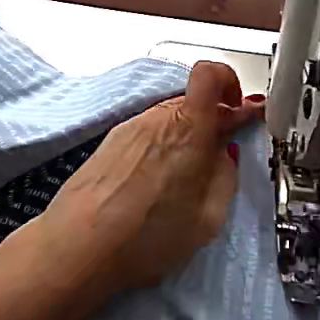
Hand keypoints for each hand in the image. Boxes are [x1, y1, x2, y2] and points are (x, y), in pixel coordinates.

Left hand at [0, 61, 262, 319]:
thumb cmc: (141, 237)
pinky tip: (156, 186)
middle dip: (212, 122)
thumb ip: (225, 175)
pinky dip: (159, 150)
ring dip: (184, 139)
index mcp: (187, 128)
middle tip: (220, 155)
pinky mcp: (110, 142)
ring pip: (168, 119)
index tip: (241, 108)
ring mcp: (129, 128)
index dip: (231, 84)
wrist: (78, 245)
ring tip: (185, 182)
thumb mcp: (207, 217)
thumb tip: (227, 155)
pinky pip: (146, 134)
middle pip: (192, 101)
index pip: (211, 74)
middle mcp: (155, 119)